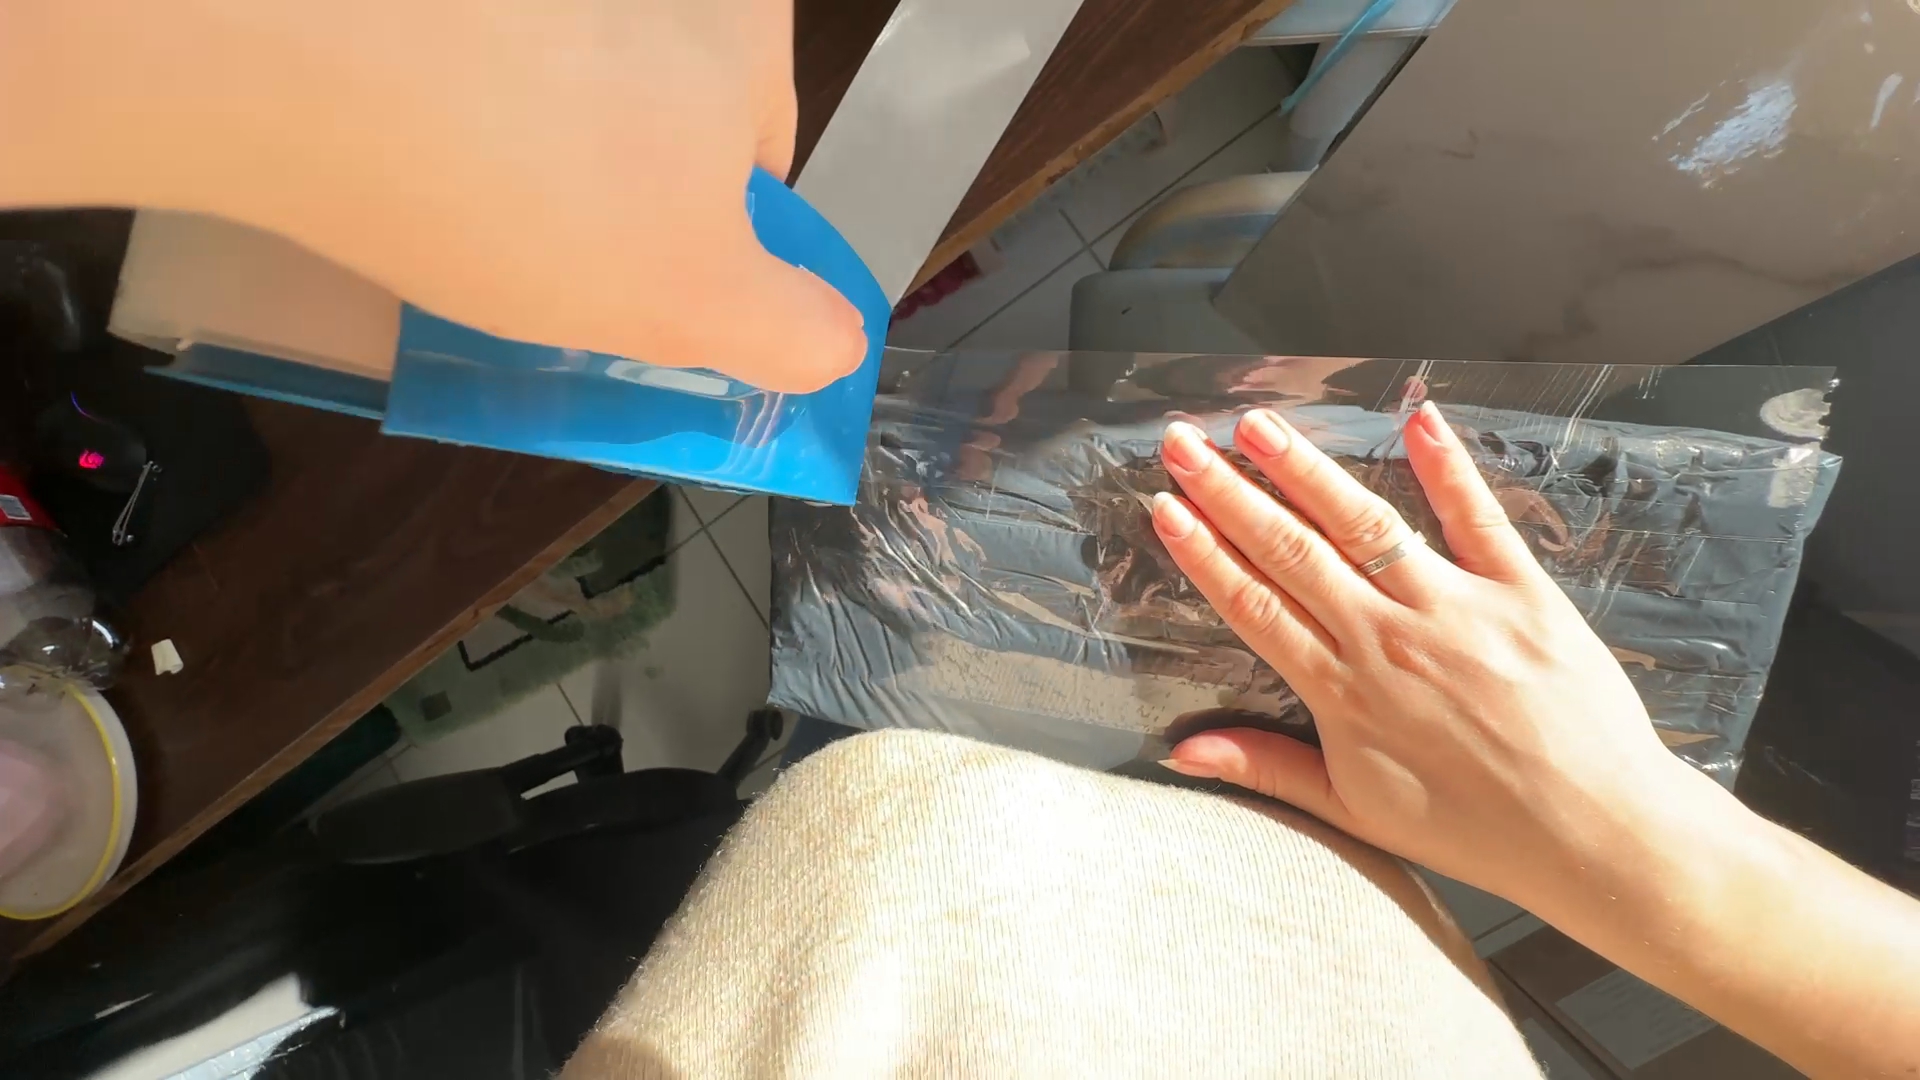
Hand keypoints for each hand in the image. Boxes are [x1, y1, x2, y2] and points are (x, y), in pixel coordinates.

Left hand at [4, 0, 866, 393]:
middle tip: (553, 243)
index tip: (651, 267)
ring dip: (535, 139)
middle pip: (663, 100)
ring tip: (458, 190)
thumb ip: (800, 333)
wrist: (235, 30)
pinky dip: (450, 89)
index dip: (716, 228)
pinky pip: (469, 41)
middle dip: (625, 181)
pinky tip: (396, 134)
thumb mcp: (701, 303)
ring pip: (563, 69)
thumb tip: (838, 342)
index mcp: (737, 20)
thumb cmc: (533, 190)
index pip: (762, 145)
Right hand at [1153, 404, 1703, 905]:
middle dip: (1227, 491)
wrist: (1608, 842)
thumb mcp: (1352, 811)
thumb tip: (1180, 751)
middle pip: (1291, 550)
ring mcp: (1455, 607)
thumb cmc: (1473, 829)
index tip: (1166, 506)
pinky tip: (1417, 417)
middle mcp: (1387, 637)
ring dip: (1305, 470)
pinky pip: (1479, 519)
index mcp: (1341, 690)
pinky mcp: (1523, 593)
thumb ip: (1263, 767)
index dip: (1203, 552)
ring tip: (1257, 425)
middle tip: (1184, 443)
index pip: (1252, 604)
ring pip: (1364, 525)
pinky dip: (1447, 467)